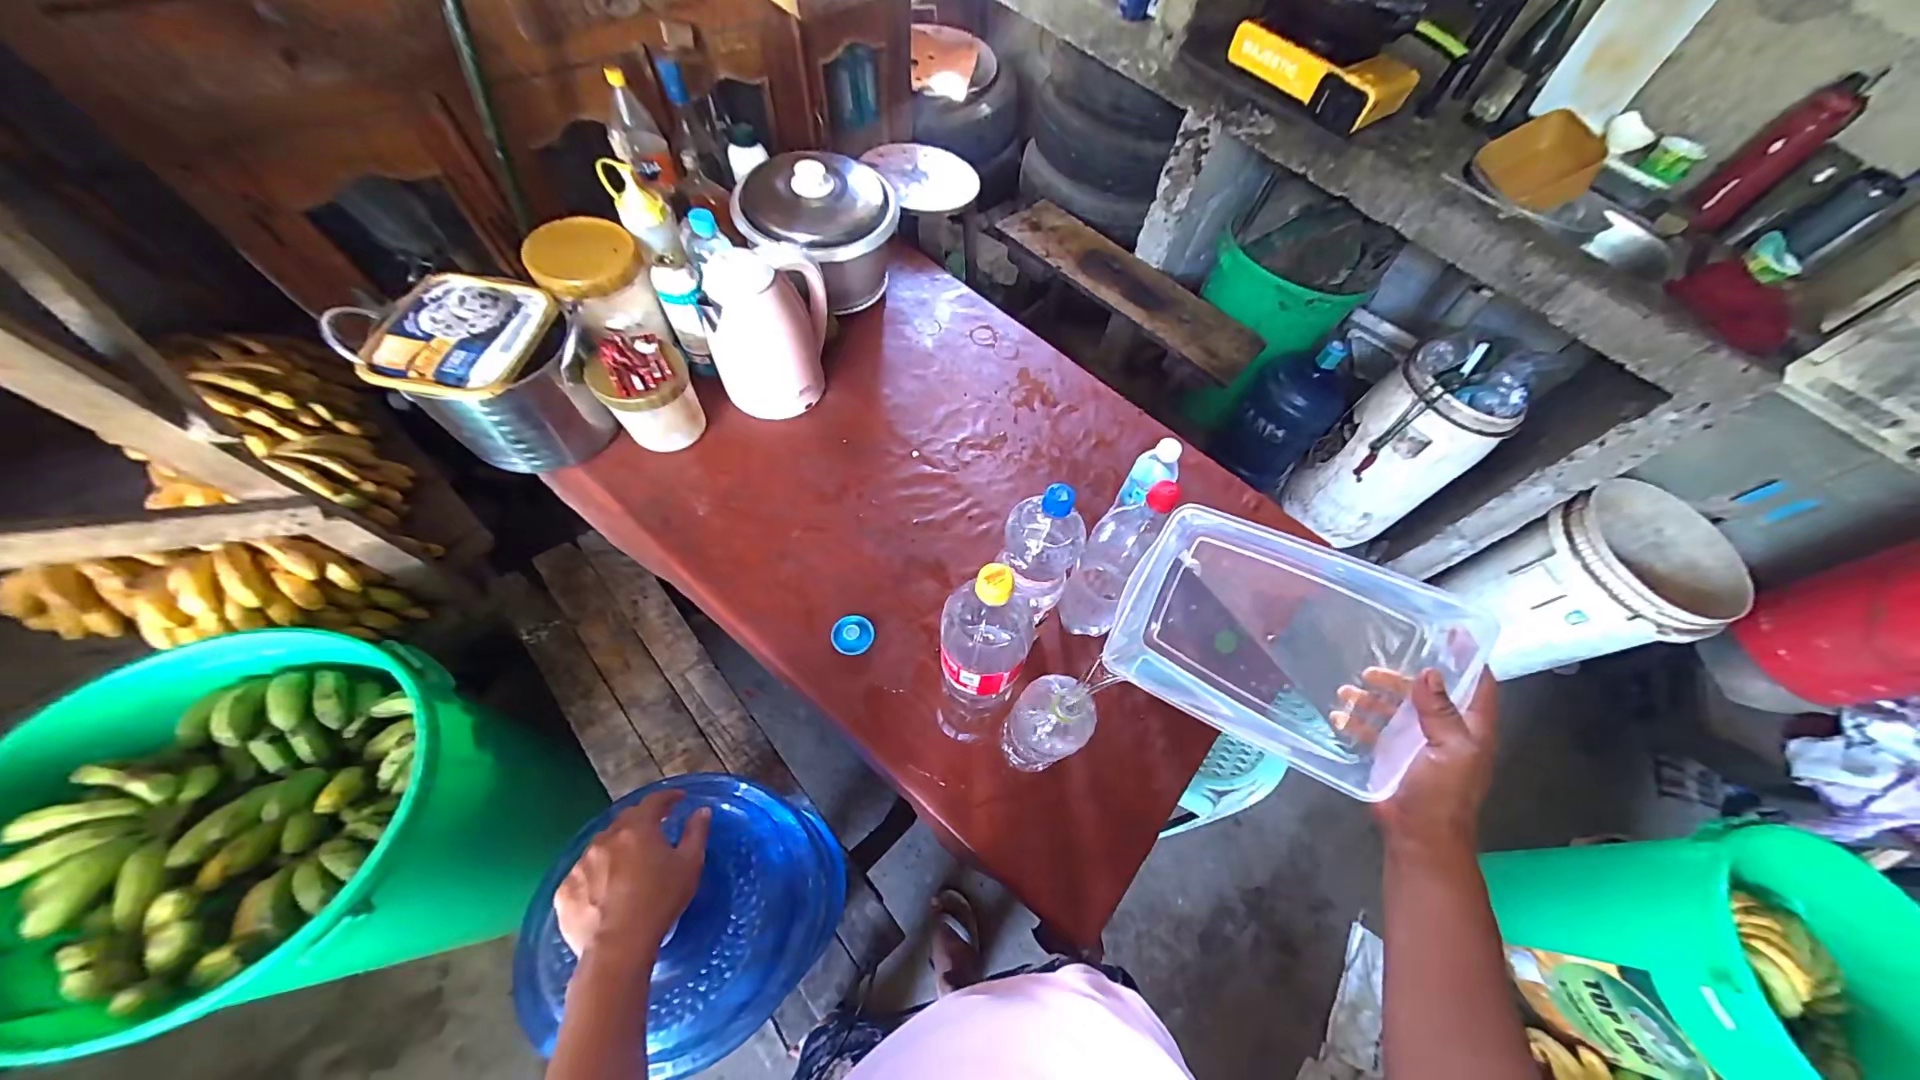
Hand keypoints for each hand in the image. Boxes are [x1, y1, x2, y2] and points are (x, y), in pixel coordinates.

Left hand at [555, 791, 711, 960]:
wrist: (617, 948)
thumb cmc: (660, 901)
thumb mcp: (690, 865)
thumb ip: (696, 833)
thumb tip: (701, 811)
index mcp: (637, 829)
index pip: (653, 801)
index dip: (668, 797)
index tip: (678, 799)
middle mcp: (605, 839)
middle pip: (625, 821)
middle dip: (642, 822)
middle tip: (655, 832)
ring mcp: (580, 864)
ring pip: (602, 847)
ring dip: (616, 849)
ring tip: (628, 866)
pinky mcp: (564, 890)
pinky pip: (583, 873)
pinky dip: (595, 874)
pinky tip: (604, 890)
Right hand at [1344, 668, 1497, 854]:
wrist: (1418, 836)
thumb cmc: (1442, 795)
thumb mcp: (1449, 751)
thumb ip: (1439, 712)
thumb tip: (1429, 673)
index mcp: (1469, 728)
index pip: (1476, 684)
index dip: (1467, 657)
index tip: (1451, 633)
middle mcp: (1444, 730)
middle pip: (1424, 693)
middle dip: (1400, 679)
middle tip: (1371, 671)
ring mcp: (1416, 743)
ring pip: (1394, 709)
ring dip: (1371, 698)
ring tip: (1346, 693)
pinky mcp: (1391, 755)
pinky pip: (1373, 730)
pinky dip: (1356, 721)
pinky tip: (1339, 717)